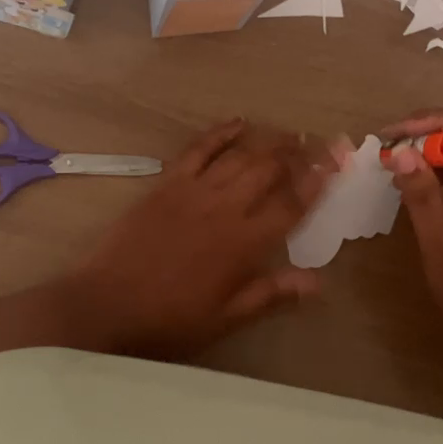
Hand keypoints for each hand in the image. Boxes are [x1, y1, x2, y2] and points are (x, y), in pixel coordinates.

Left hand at [60, 119, 331, 357]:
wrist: (106, 306)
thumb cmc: (170, 321)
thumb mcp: (225, 318)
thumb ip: (271, 294)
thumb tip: (318, 281)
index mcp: (244, 243)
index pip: (291, 205)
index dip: (317, 182)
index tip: (337, 162)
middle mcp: (225, 208)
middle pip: (271, 170)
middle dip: (299, 154)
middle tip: (321, 144)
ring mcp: (195, 191)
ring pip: (241, 156)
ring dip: (269, 142)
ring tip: (291, 134)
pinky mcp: (168, 183)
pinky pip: (199, 149)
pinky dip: (220, 133)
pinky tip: (239, 122)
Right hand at [379, 109, 442, 352]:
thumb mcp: (439, 247)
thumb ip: (422, 198)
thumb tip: (402, 152)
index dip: (431, 119)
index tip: (396, 134)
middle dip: (425, 133)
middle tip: (388, 151)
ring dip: (430, 151)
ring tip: (395, 166)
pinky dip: (440, 170)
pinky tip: (416, 188)